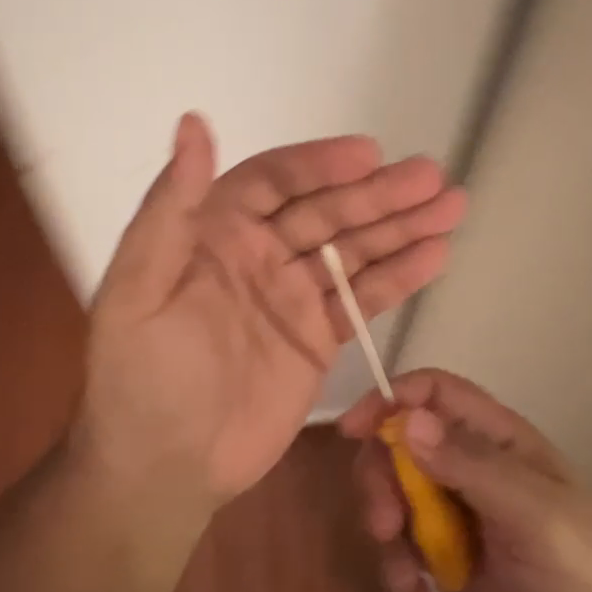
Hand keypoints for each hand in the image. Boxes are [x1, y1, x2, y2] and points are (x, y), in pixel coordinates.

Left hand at [79, 114, 466, 507]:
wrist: (164, 468)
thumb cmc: (140, 379)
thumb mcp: (138, 290)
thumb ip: (169, 210)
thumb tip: (193, 123)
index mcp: (213, 234)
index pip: (274, 183)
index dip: (320, 165)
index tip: (370, 156)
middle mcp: (259, 255)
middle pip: (327, 212)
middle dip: (379, 194)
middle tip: (433, 178)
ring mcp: (293, 297)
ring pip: (354, 252)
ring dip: (402, 227)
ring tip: (453, 205)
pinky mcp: (318, 339)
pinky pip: (363, 300)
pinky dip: (399, 277)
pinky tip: (436, 254)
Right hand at [338, 370, 591, 591]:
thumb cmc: (579, 570)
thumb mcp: (532, 513)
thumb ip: (471, 465)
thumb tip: (407, 419)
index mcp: (497, 440)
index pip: (434, 393)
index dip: (391, 399)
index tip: (354, 431)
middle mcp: (470, 467)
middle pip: (399, 446)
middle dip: (381, 482)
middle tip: (386, 527)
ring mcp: (454, 513)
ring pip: (392, 497)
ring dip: (386, 536)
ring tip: (410, 580)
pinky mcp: (444, 557)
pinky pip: (400, 549)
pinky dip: (398, 573)